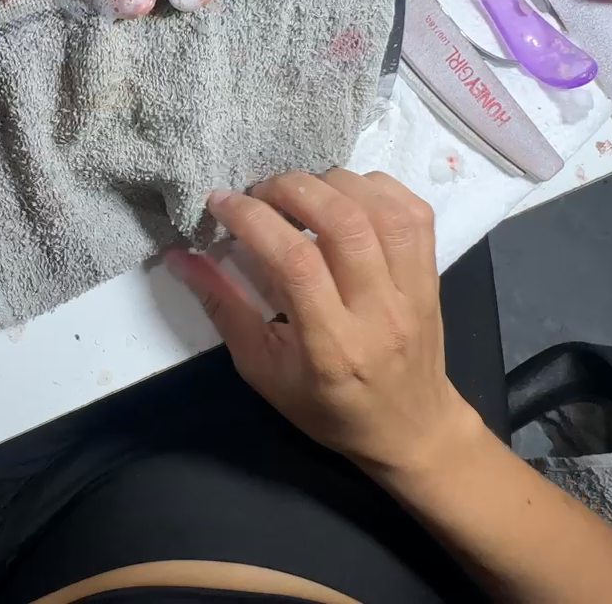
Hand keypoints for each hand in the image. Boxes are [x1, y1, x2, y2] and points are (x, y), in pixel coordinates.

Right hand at [168, 170, 489, 477]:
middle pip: (344, 224)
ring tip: (299, 191)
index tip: (220, 202)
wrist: (411, 429)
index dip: (253, 219)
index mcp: (332, 346)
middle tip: (259, 192)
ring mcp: (414, 291)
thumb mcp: (261, 368)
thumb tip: (179, 255)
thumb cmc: (327, 405)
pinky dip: (375, 187)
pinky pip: (412, 211)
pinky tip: (344, 194)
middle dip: (291, 189)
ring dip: (331, 183)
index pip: (296, 263)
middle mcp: (380, 313)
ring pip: (381, 211)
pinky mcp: (433, 275)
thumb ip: (222, 306)